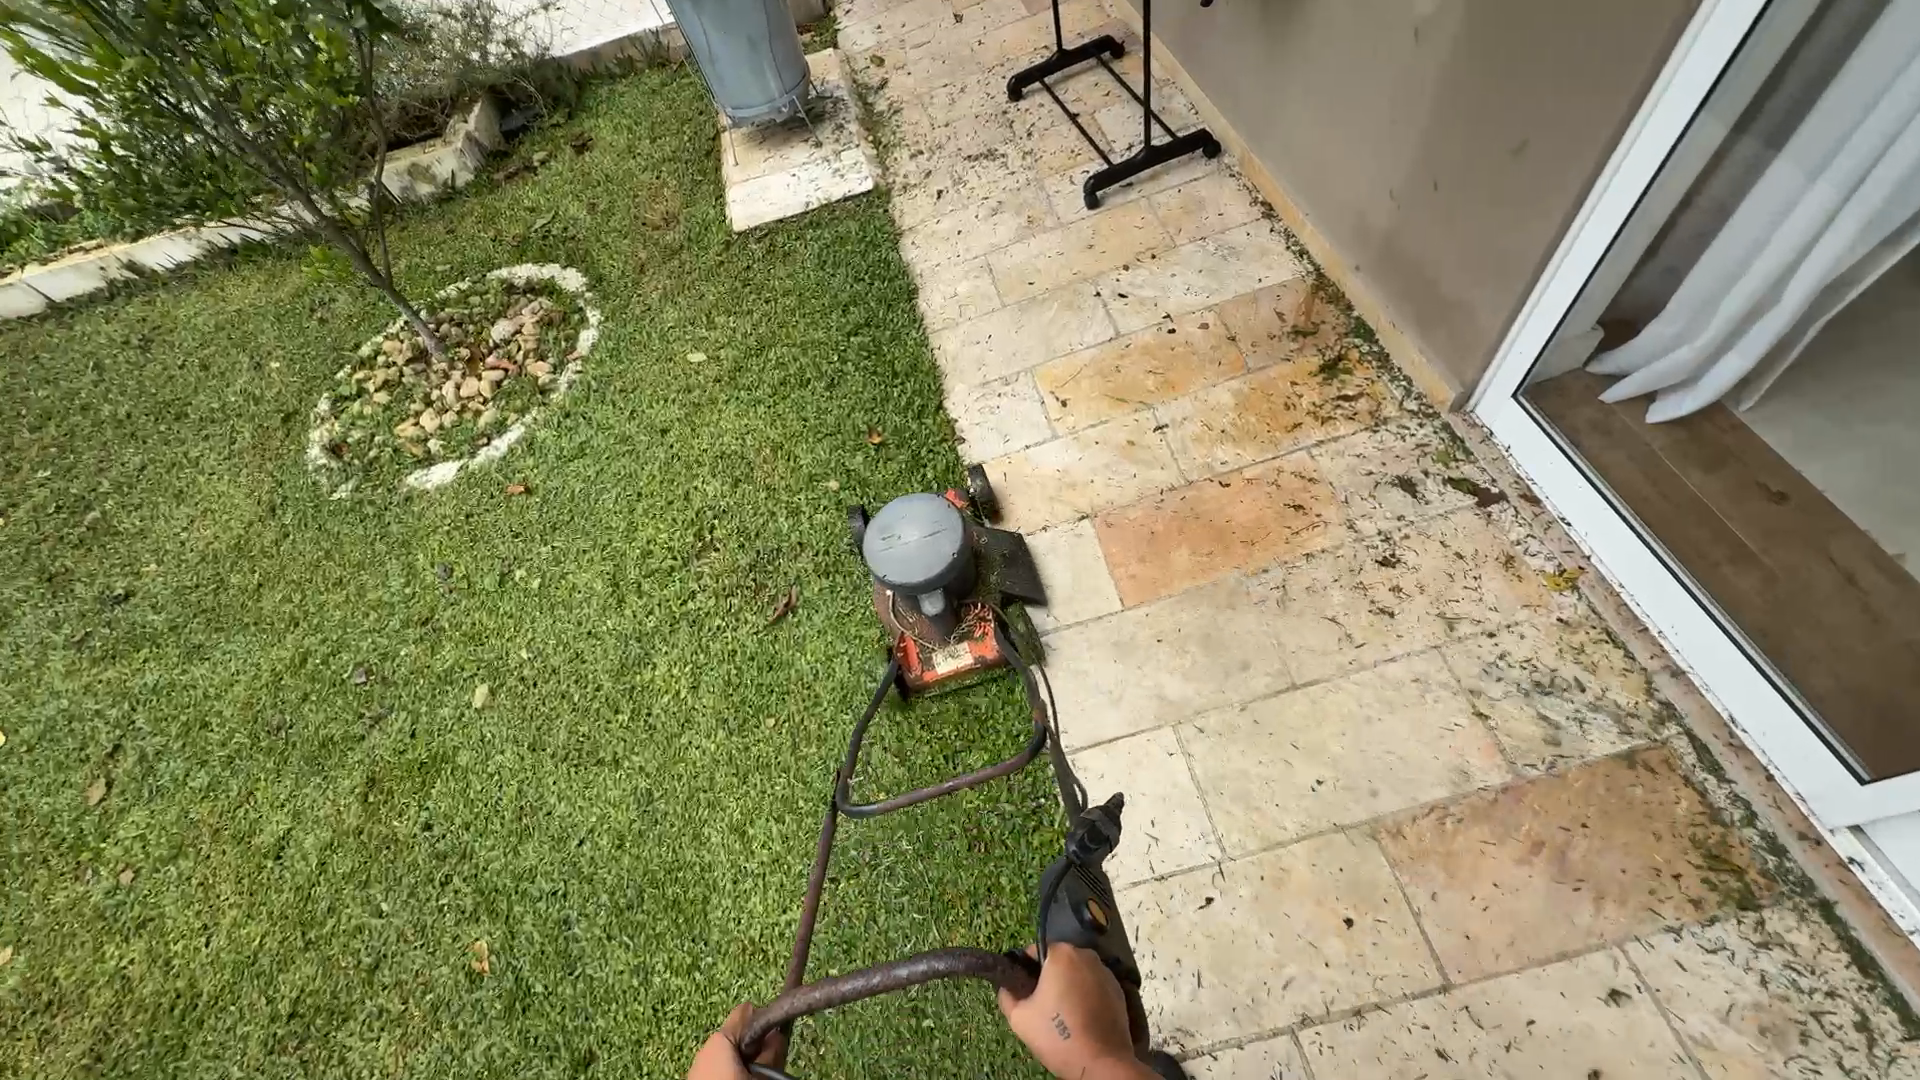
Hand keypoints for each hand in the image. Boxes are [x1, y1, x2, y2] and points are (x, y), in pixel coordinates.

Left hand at [687, 1003, 786, 1079]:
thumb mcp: (764, 1076)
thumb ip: (774, 1050)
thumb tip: (779, 1034)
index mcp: (718, 1040)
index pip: (747, 1011)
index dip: (766, 1021)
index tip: (777, 1038)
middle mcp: (704, 1050)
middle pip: (739, 1037)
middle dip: (756, 1048)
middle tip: (769, 1067)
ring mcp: (697, 1070)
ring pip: (730, 1057)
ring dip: (745, 1066)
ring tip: (756, 1079)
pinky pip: (719, 1072)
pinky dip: (732, 1076)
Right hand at [997, 945, 1151, 1079]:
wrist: (1102, 1064)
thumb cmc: (1058, 1036)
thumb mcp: (1020, 1018)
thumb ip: (1007, 996)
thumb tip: (1006, 987)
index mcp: (1061, 953)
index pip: (1035, 951)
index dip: (1025, 969)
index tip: (1023, 991)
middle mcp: (1085, 954)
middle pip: (1058, 961)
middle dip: (1048, 978)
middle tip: (1041, 1004)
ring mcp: (1105, 972)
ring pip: (1077, 973)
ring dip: (1068, 986)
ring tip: (1063, 1014)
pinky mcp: (1119, 990)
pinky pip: (1094, 986)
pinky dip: (1086, 996)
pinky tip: (1081, 1018)